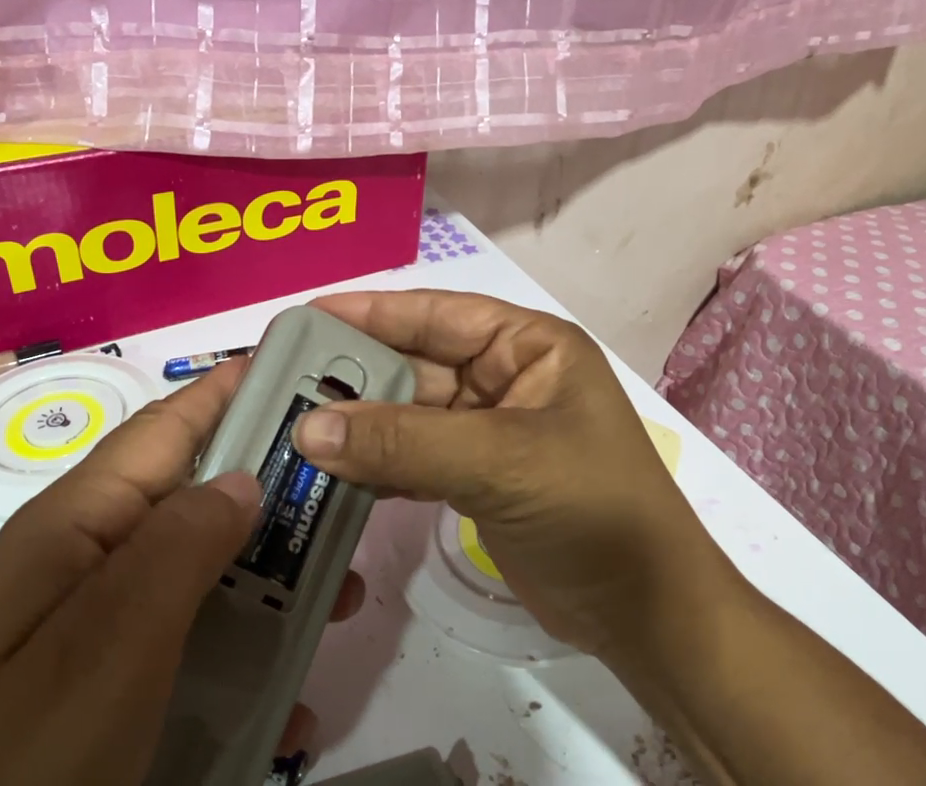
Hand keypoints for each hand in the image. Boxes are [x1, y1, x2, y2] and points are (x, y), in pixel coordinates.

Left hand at [0, 360, 361, 785]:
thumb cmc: (18, 764)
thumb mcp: (106, 650)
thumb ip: (177, 550)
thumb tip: (244, 477)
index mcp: (75, 525)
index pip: (168, 426)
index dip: (236, 390)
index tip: (314, 372)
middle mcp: (81, 561)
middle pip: (193, 497)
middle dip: (275, 494)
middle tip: (355, 506)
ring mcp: (88, 629)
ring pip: (199, 574)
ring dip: (271, 580)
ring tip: (342, 598)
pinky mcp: (97, 688)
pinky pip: (184, 648)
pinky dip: (242, 657)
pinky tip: (287, 697)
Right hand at [291, 291, 737, 661]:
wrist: (646, 613)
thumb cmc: (592, 510)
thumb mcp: (500, 462)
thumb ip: (403, 441)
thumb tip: (308, 427)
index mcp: (529, 346)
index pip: (437, 313)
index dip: (370, 313)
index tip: (303, 318)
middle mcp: (508, 377)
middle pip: (416, 363)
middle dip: (354, 375)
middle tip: (279, 381)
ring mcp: (492, 431)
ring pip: (411, 415)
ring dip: (359, 425)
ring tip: (290, 427)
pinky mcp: (479, 479)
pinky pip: (415, 458)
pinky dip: (378, 466)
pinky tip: (332, 473)